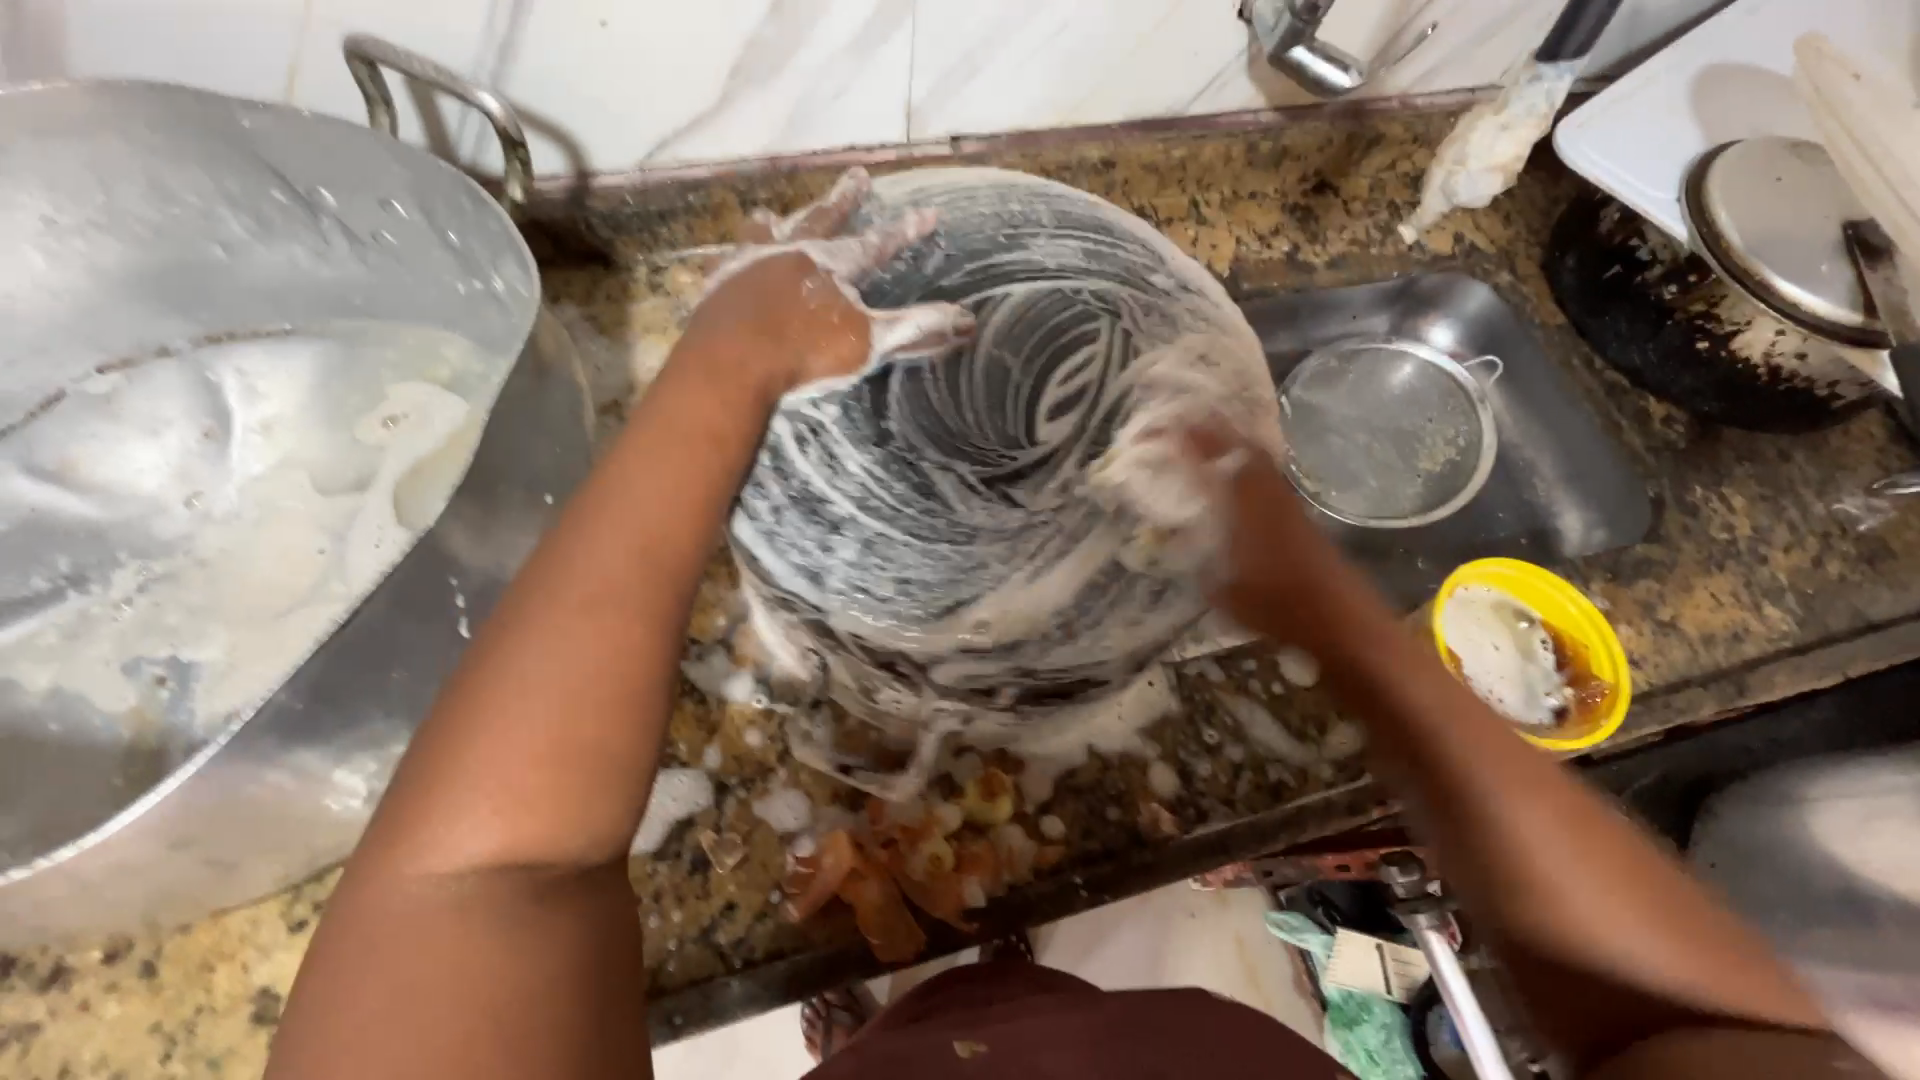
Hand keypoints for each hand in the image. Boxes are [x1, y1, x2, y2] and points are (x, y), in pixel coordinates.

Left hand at [675, 168, 975, 400]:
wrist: (731, 365)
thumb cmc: (806, 353)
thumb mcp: (870, 342)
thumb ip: (917, 328)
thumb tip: (969, 321)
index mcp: (832, 265)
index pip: (878, 243)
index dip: (906, 231)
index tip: (929, 213)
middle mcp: (791, 254)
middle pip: (823, 220)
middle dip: (845, 200)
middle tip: (858, 175)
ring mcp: (750, 266)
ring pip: (766, 234)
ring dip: (776, 223)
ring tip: (772, 214)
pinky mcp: (719, 289)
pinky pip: (725, 265)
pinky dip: (730, 259)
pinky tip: (722, 262)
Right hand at [1177, 422, 1354, 637]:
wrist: (1341, 618)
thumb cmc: (1278, 609)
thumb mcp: (1223, 593)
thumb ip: (1199, 563)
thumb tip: (1178, 544)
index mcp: (1244, 509)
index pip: (1211, 464)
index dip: (1187, 443)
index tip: (1162, 430)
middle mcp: (1266, 496)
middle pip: (1241, 448)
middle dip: (1213, 428)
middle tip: (1187, 418)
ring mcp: (1287, 502)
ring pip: (1259, 458)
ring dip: (1233, 441)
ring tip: (1210, 431)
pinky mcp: (1299, 514)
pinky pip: (1268, 474)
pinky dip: (1249, 461)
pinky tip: (1238, 469)